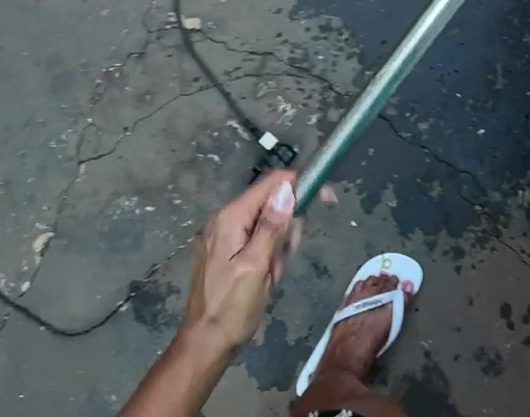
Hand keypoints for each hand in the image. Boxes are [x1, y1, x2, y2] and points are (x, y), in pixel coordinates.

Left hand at [180, 171, 299, 353]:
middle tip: (284, 259)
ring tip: (271, 275)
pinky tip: (265, 277)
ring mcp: (223, 233)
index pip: (271, 183)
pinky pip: (257, 238)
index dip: (300, 186)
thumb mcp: (256, 267)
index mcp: (230, 217)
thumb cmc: (231, 309)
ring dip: (278, 246)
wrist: (205, 344)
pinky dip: (268, 253)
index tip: (325, 199)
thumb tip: (286, 189)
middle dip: (287, 228)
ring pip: (267, 223)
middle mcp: (224, 218)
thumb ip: (271, 226)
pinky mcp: (225, 248)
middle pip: (271, 203)